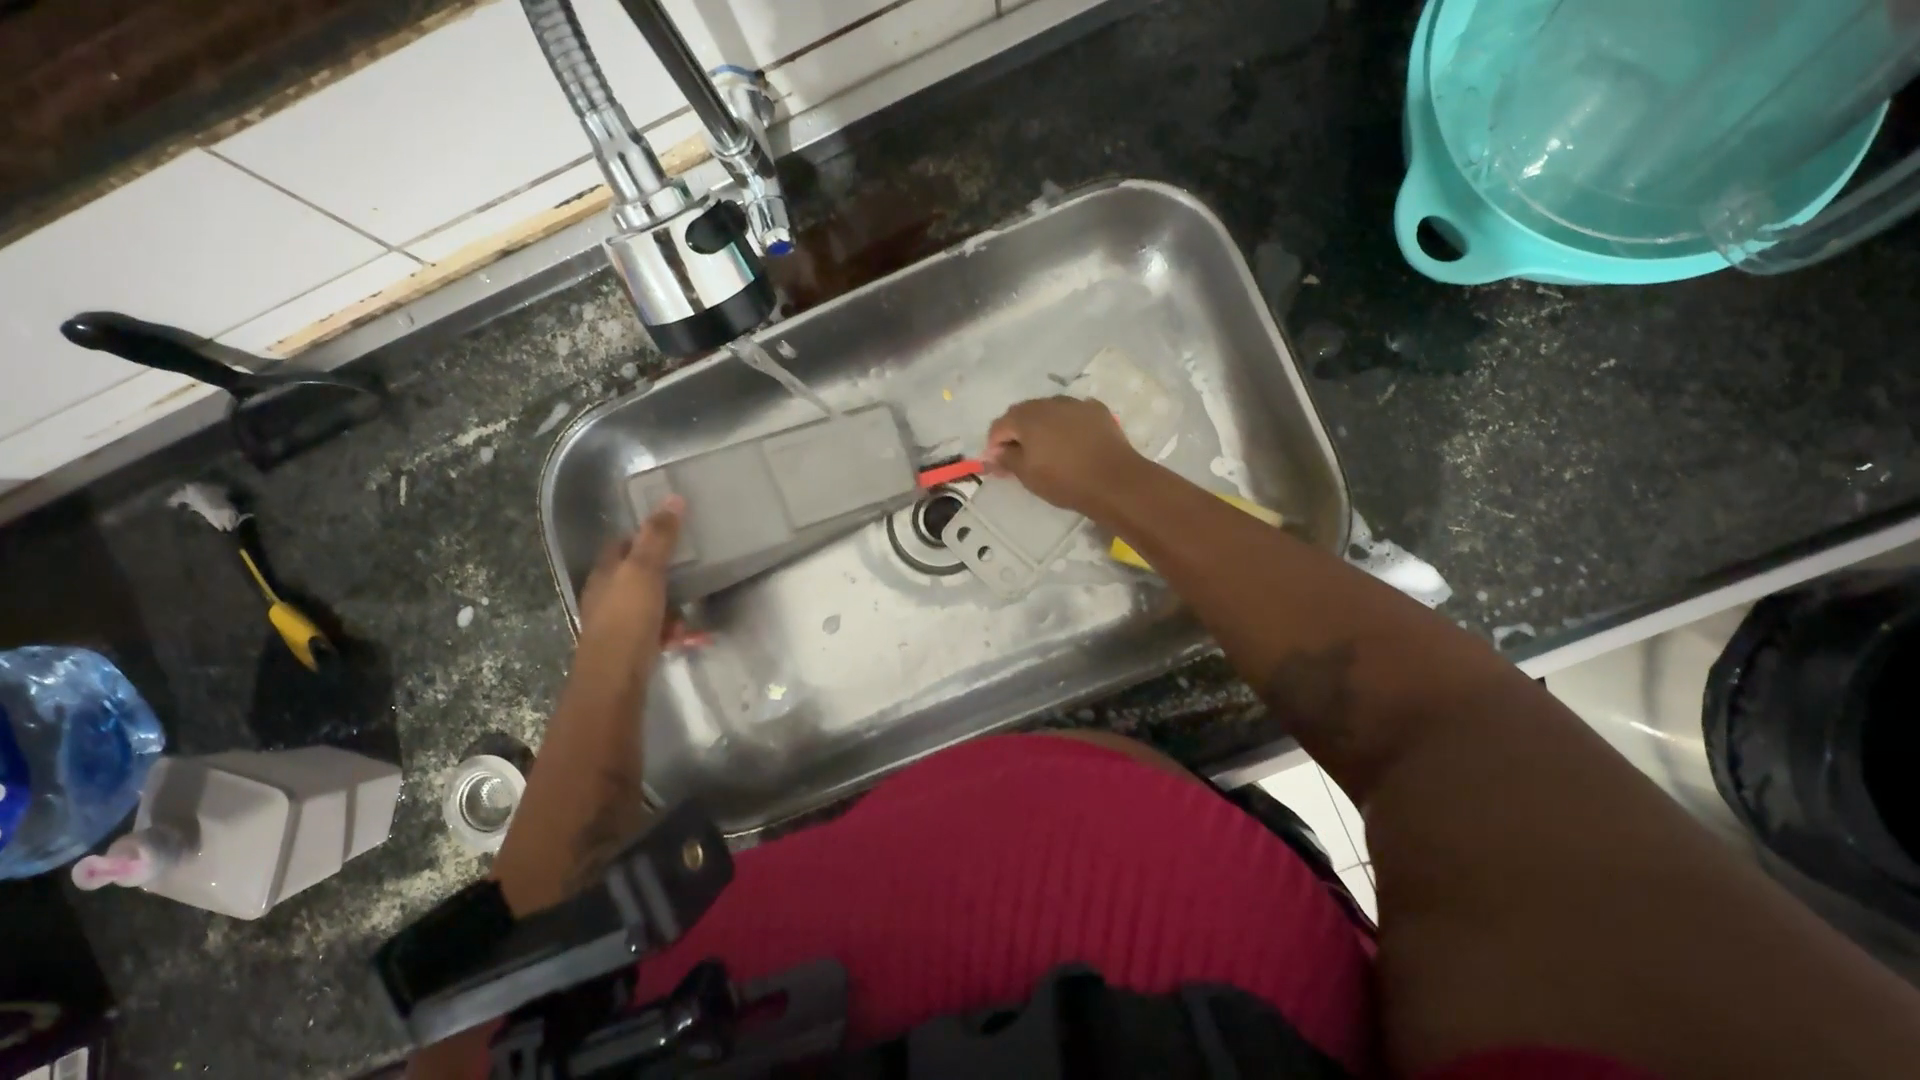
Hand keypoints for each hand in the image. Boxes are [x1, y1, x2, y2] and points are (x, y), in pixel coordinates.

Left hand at [577, 495, 684, 660]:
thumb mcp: (644, 571)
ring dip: (674, 605)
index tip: (672, 529)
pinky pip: (659, 632)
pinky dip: (676, 632)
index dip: (643, 534)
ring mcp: (617, 625)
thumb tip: (672, 498)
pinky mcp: (631, 649)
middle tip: (692, 567)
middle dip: (664, 572)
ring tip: (697, 607)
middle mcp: (605, 597)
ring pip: (650, 605)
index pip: (620, 544)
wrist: (616, 678)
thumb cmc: (627, 618)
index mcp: (604, 573)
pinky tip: (694, 638)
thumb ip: (658, 536)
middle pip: (636, 575)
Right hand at [984, 397, 1150, 519]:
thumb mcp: (1027, 475)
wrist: (1115, 480)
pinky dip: (1066, 425)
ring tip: (1048, 449)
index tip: (999, 466)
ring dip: (1042, 426)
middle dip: (1017, 433)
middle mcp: (1048, 402)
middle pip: (1023, 413)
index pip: (999, 426)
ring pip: (1049, 411)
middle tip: (1020, 457)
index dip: (994, 445)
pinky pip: (1073, 414)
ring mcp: (1075, 403)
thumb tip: (994, 453)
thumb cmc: (1064, 480)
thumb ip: (1006, 459)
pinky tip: (1072, 442)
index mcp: (1026, 417)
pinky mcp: (1097, 410)